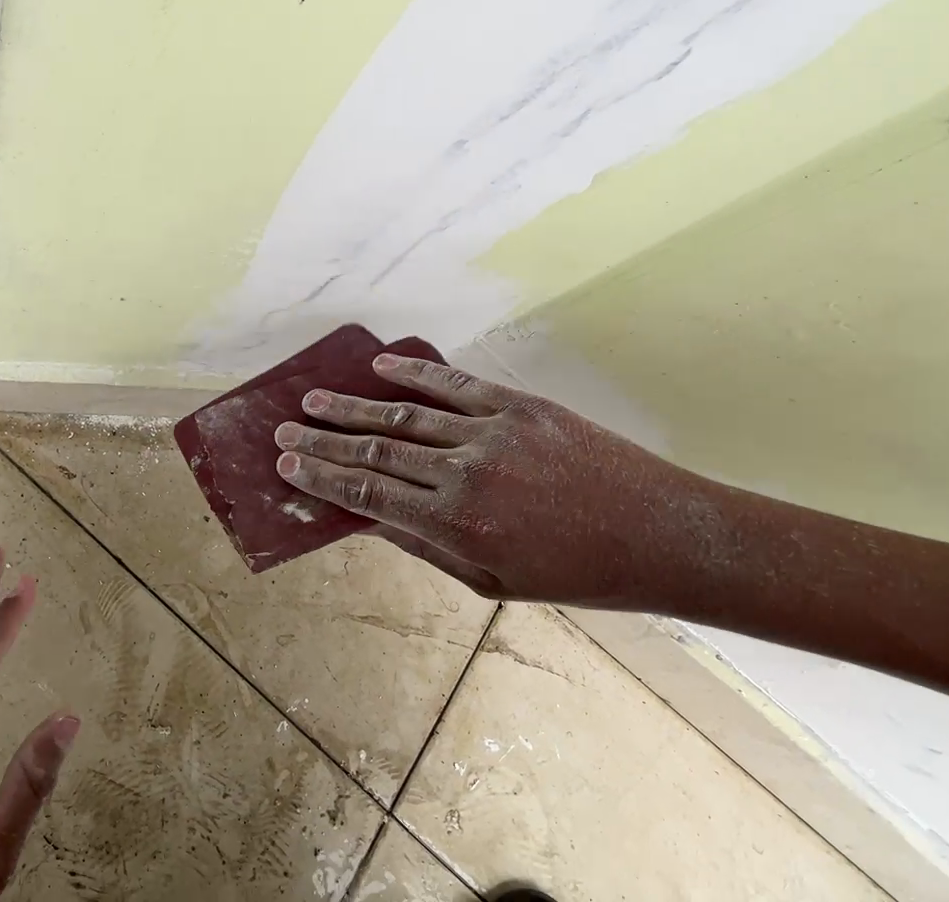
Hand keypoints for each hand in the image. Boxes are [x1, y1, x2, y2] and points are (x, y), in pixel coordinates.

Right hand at [273, 354, 708, 608]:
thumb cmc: (576, 572)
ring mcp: (492, 433)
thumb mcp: (492, 580)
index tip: (286, 465)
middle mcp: (465, 473)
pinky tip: (377, 368)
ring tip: (313, 400)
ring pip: (404, 414)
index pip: (369, 492)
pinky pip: (453, 385)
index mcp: (457, 523)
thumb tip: (367, 521)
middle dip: (322, 440)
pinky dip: (411, 375)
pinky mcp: (520, 406)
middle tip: (283, 431)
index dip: (322, 477)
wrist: (665, 536)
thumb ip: (424, 546)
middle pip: (374, 449)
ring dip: (351, 406)